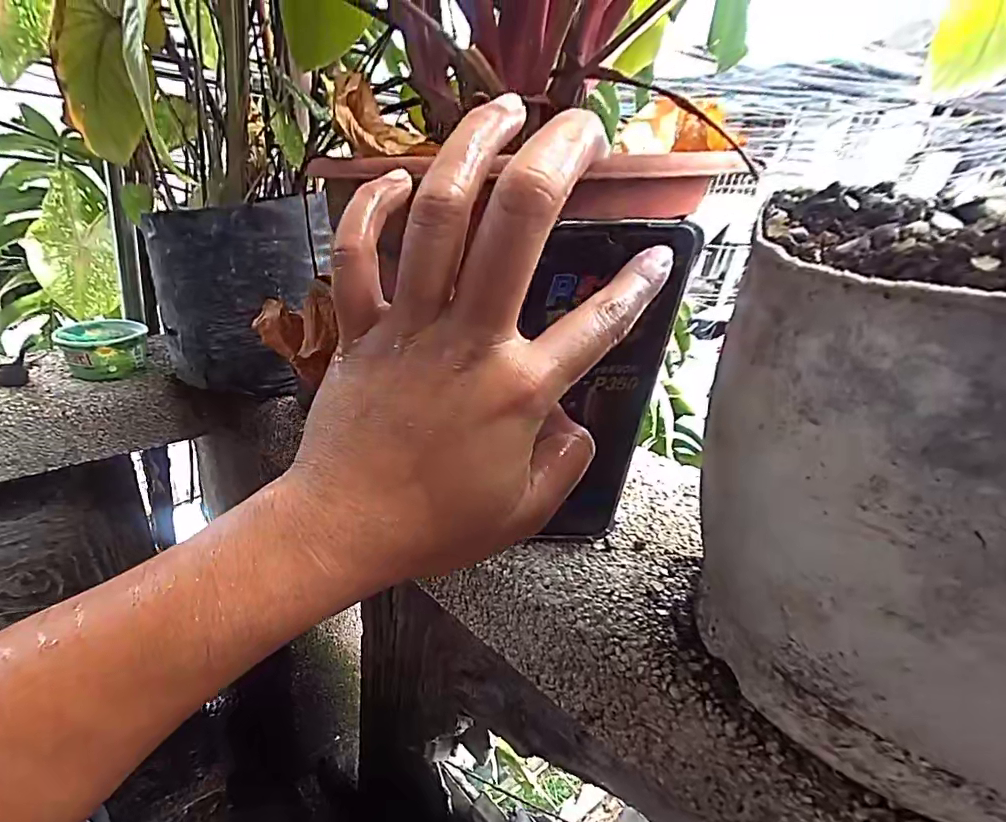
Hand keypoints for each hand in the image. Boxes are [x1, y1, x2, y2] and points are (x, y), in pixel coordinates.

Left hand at [274, 95, 674, 591]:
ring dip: (471, 151)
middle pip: (517, 225)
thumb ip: (564, 465)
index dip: (637, 287)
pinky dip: (371, 210)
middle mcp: (470, 342)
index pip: (597, 325)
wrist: (346, 527)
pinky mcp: (361, 332)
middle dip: (557, 160)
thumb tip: (573, 426)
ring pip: (438, 217)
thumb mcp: (523, 512)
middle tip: (583, 129)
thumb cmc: (435, 526)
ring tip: (502, 111)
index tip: (659, 257)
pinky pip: (358, 256)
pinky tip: (396, 180)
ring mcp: (409, 329)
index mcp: (519, 391)